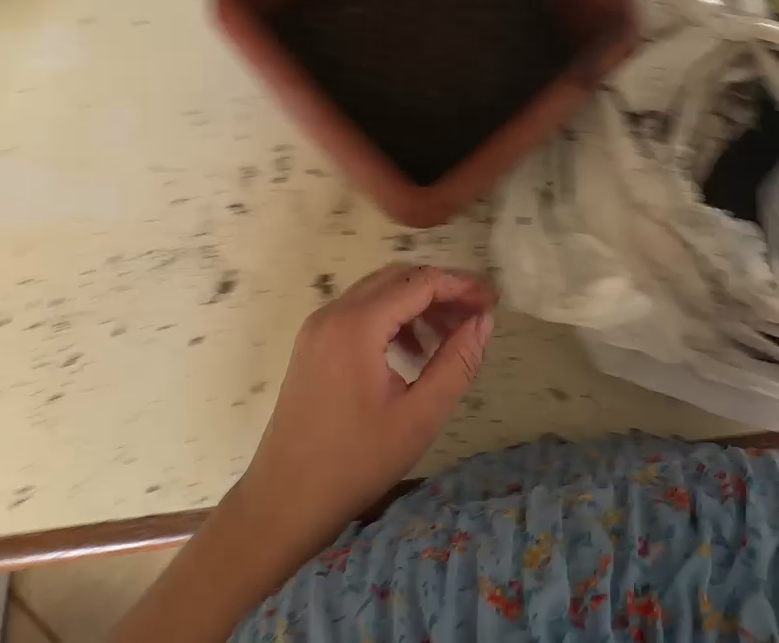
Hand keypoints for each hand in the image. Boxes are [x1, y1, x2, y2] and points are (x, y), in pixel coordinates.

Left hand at [233, 263, 496, 547]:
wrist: (285, 501)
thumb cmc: (356, 462)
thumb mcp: (420, 415)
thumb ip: (457, 362)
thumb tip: (484, 321)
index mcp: (357, 325)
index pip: (420, 282)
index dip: (461, 286)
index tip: (493, 301)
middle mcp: (333, 313)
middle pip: (398, 278)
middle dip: (441, 290)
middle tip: (475, 317)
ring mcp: (317, 327)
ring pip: (378, 293)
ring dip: (417, 304)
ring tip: (450, 338)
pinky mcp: (312, 344)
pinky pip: (360, 313)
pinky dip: (392, 320)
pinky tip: (414, 354)